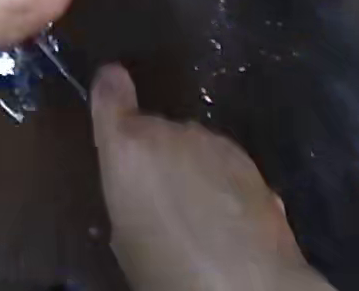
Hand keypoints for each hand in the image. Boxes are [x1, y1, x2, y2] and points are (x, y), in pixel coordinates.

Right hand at [91, 65, 331, 290]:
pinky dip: (222, 183)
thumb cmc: (169, 270)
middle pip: (153, 130)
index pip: (109, 91)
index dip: (110, 88)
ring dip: (191, 168)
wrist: (249, 288)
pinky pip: (222, 163)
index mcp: (126, 146)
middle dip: (157, 156)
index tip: (113, 88)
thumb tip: (139, 185)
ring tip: (201, 217)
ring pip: (190, 146)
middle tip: (163, 200)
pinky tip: (231, 223)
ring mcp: (209, 140)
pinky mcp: (247, 159)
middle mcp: (166, 131)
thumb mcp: (127, 236)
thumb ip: (127, 191)